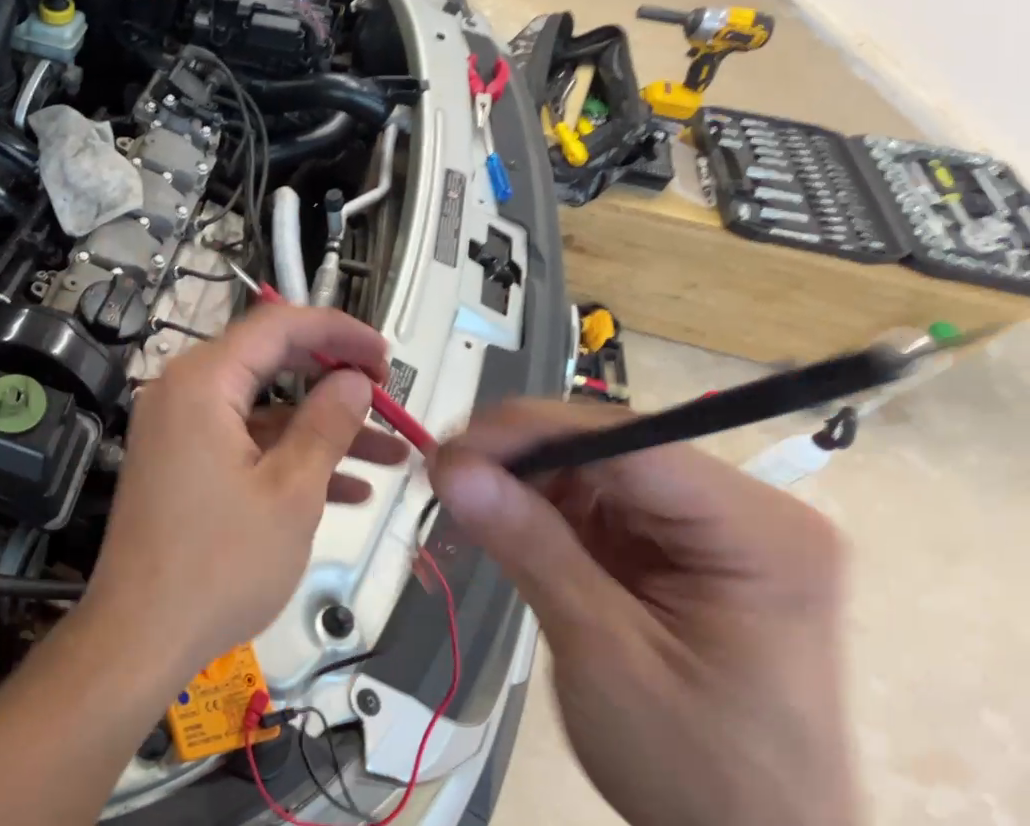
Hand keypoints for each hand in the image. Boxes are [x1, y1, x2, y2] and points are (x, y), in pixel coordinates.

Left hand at [84, 305, 406, 676]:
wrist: (141, 632)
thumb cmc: (220, 563)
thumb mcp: (290, 492)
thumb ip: (325, 425)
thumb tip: (353, 380)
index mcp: (200, 382)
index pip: (276, 326)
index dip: (337, 332)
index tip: (387, 356)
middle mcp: (180, 393)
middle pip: (268, 363)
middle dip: (333, 382)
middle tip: (390, 400)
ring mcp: (176, 430)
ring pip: (260, 411)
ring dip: (321, 430)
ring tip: (392, 455)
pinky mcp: (179, 464)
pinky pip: (240, 444)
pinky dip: (287, 458)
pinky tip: (349, 490)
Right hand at [431, 399, 857, 825]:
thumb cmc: (696, 767)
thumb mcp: (603, 653)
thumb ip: (530, 548)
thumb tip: (449, 465)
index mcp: (758, 531)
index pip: (629, 442)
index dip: (528, 432)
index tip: (444, 451)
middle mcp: (745, 512)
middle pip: (612, 448)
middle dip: (520, 457)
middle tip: (441, 480)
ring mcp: (714, 531)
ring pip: (597, 469)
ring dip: (524, 481)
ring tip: (462, 503)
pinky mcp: (682, 552)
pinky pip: (601, 504)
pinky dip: (543, 510)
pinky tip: (503, 524)